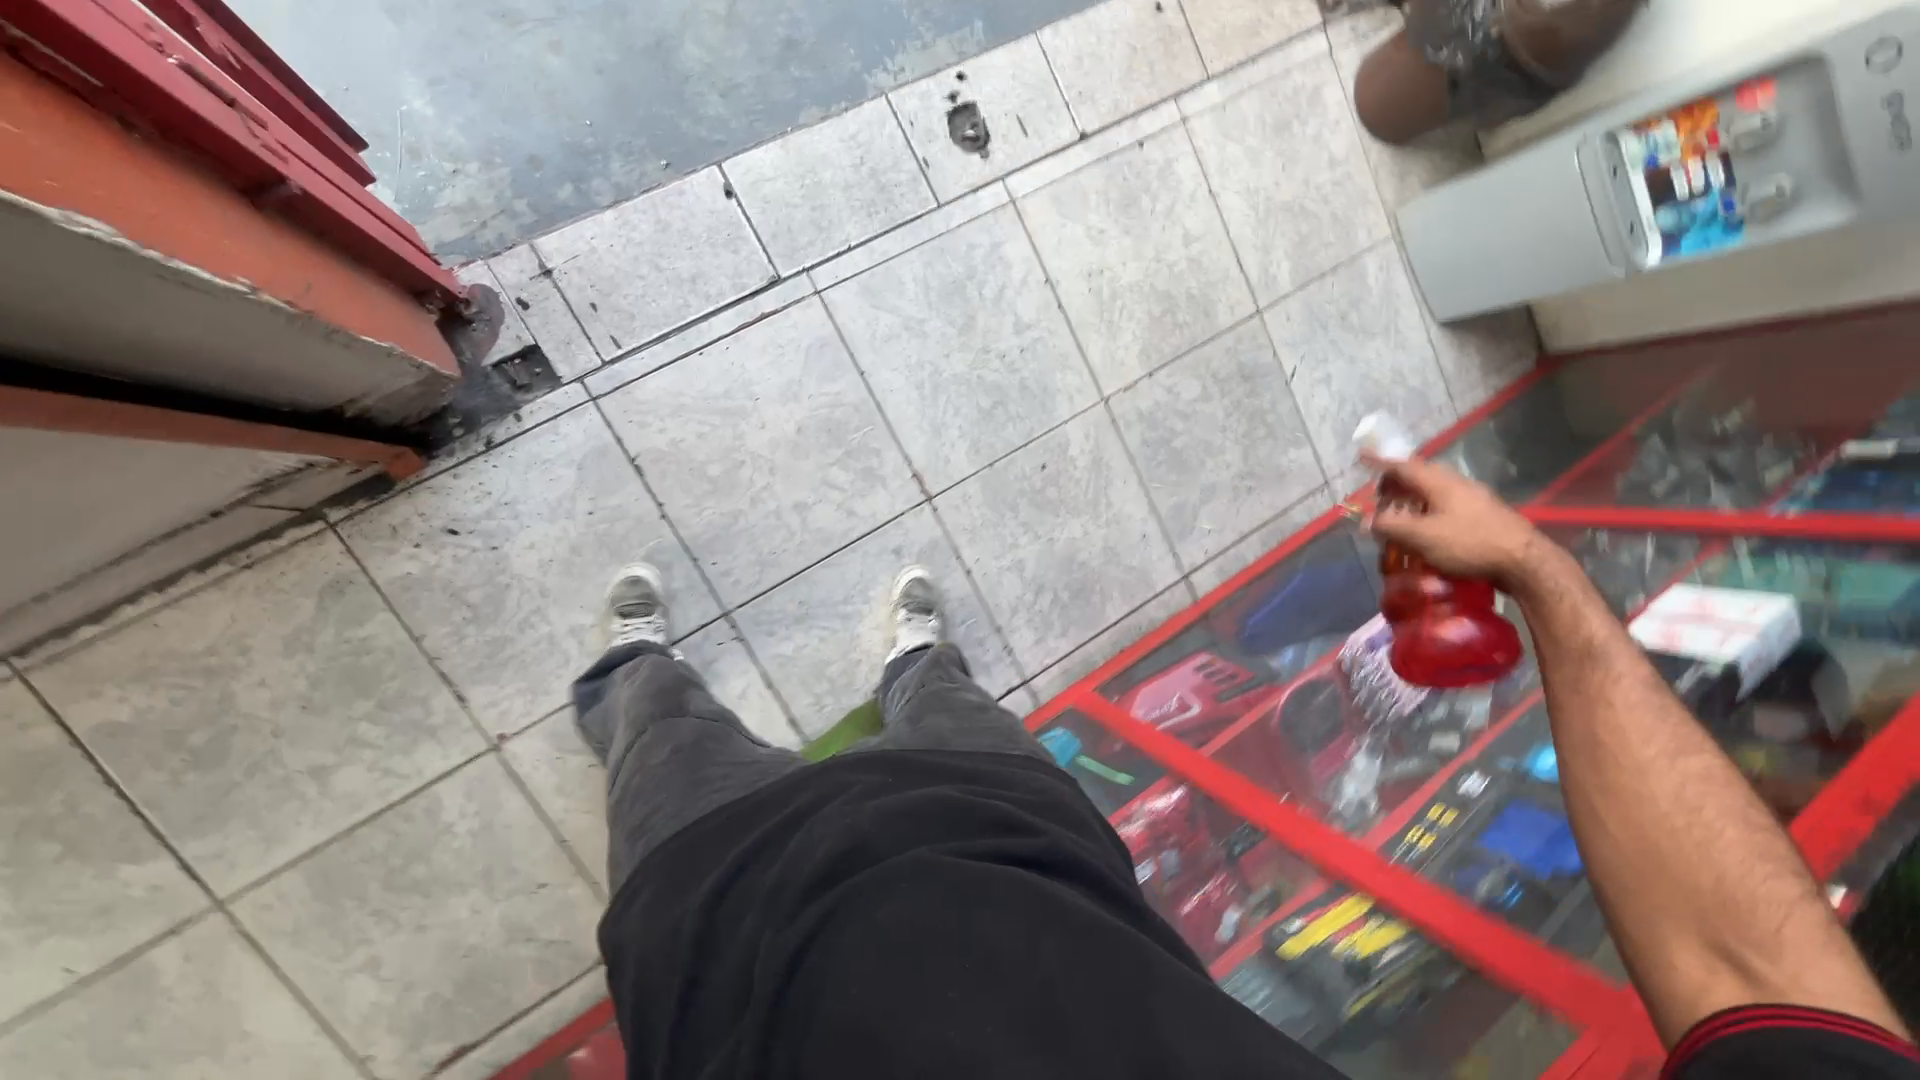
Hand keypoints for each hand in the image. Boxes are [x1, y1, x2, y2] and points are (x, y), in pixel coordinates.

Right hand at [1365, 455, 1553, 591]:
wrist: (1525, 561)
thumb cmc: (1469, 543)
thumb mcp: (1421, 537)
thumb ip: (1390, 526)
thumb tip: (1367, 521)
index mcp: (1439, 483)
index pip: (1403, 466)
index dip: (1380, 462)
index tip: (1362, 456)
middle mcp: (1456, 484)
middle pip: (1420, 475)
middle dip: (1396, 483)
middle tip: (1381, 497)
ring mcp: (1474, 498)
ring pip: (1434, 491)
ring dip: (1413, 499)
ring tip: (1401, 516)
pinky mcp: (1483, 515)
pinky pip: (1446, 504)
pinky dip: (1428, 510)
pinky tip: (1428, 529)